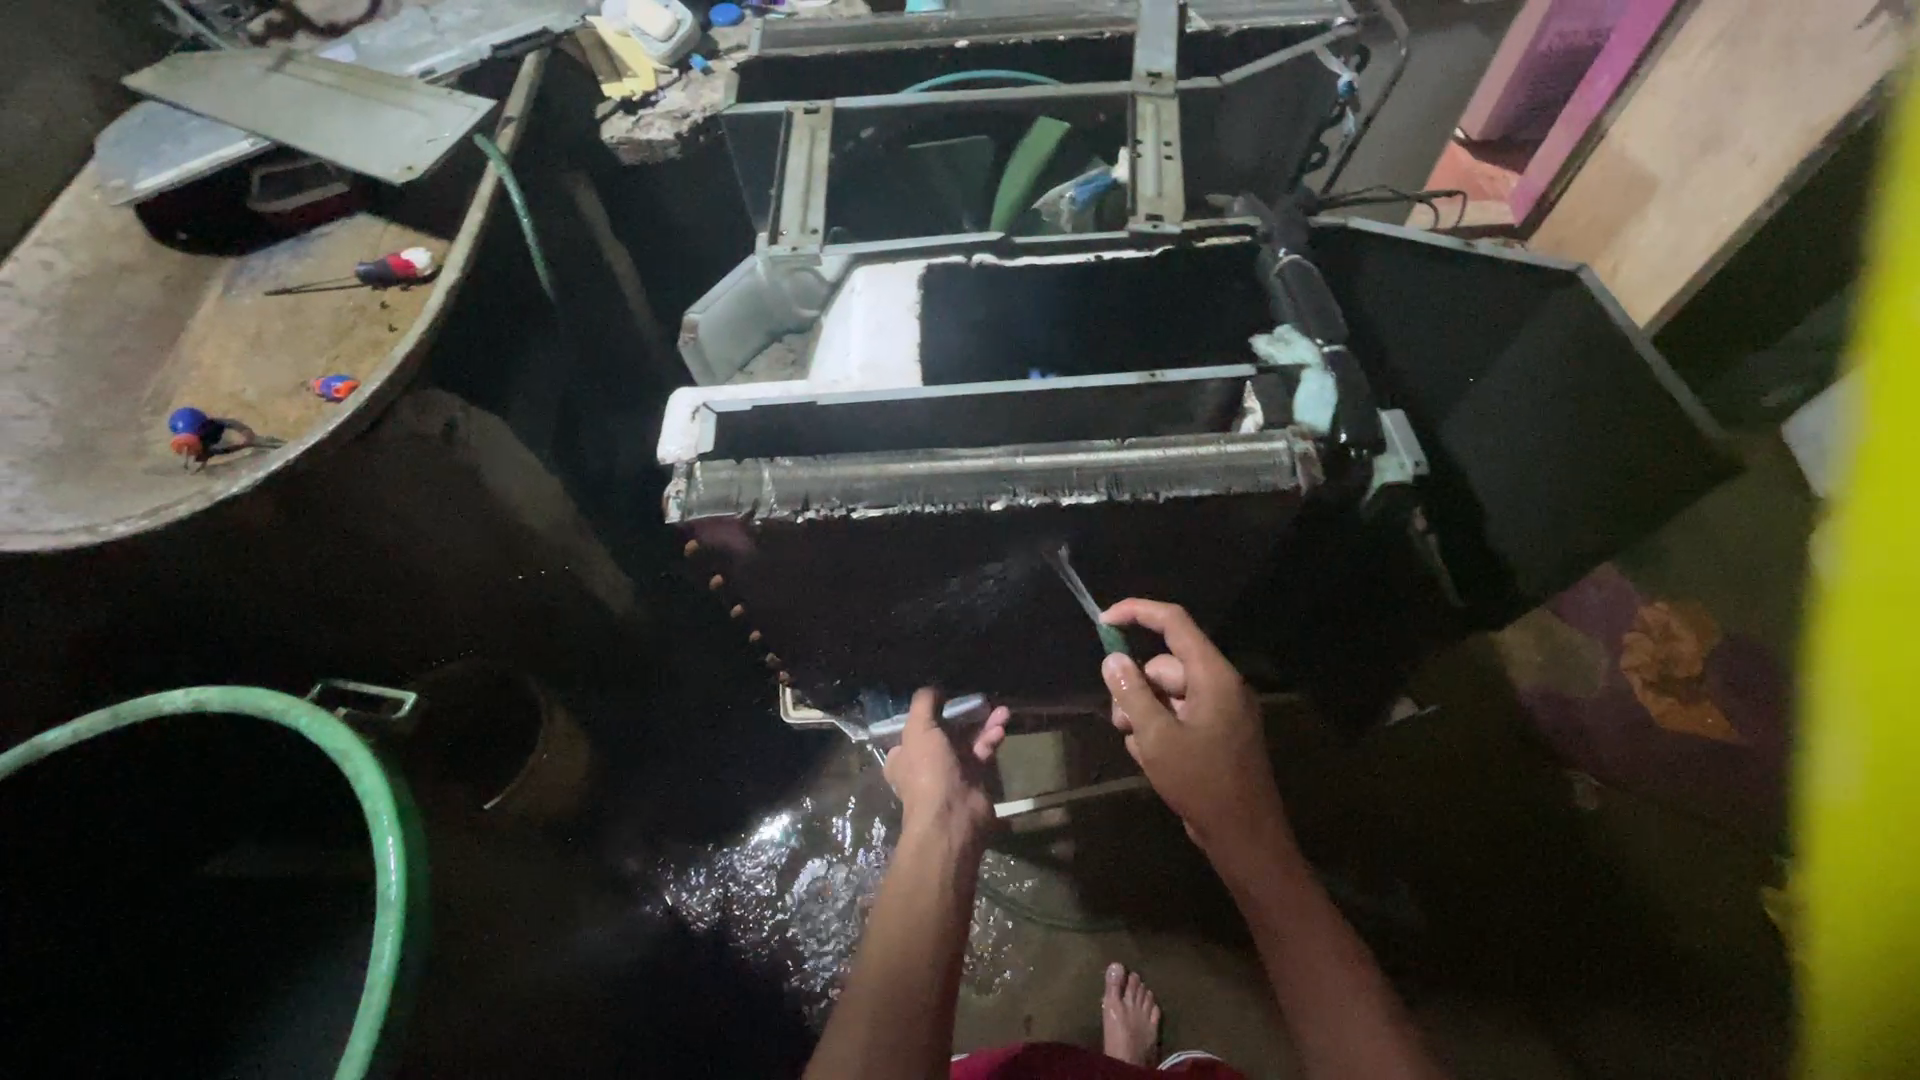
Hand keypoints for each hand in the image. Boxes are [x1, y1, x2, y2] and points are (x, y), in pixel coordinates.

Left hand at [883, 689, 1010, 850]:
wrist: (953, 815)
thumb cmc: (927, 770)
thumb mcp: (918, 729)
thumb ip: (924, 703)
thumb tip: (935, 689)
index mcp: (903, 756)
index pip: (913, 729)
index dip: (928, 713)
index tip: (945, 697)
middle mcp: (926, 763)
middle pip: (945, 731)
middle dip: (963, 715)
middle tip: (978, 700)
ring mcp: (952, 771)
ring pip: (968, 740)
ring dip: (983, 723)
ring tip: (1000, 709)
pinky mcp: (975, 778)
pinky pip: (983, 752)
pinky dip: (992, 737)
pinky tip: (1002, 724)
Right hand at [1099, 599, 1289, 859]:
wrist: (1245, 837)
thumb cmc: (1202, 782)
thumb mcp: (1156, 737)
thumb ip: (1132, 694)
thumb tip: (1112, 660)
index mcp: (1214, 676)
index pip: (1175, 623)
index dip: (1138, 613)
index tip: (1103, 621)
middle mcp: (1220, 687)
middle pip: (1164, 666)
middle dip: (1135, 688)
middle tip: (1119, 722)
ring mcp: (1221, 712)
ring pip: (1166, 694)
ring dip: (1143, 715)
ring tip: (1139, 750)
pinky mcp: (1217, 735)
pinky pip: (1178, 717)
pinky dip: (1159, 732)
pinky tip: (1152, 762)